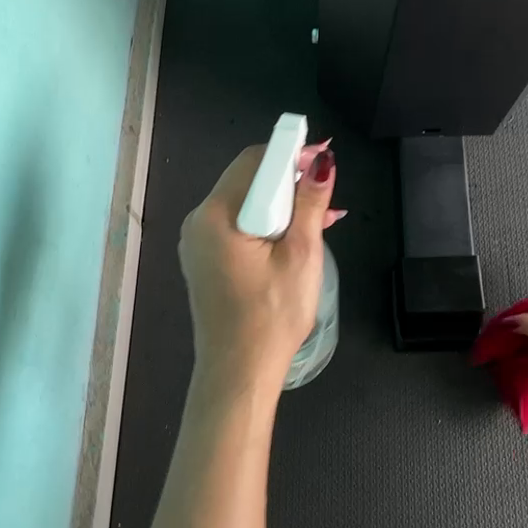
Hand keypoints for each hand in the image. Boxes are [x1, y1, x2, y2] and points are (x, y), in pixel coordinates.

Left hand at [179, 142, 342, 390]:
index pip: (254, 161)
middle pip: (248, 179)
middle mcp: (200, 222)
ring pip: (247, 203)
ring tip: (325, 212)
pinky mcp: (208, 260)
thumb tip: (322, 161)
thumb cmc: (272, 315)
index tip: (323, 154)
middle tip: (327, 185)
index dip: (290, 152)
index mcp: (216, 215)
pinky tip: (301, 232)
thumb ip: (310, 202)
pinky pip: (240, 225)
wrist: (239, 375)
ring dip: (284, 202)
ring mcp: (200, 243)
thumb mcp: (300, 253)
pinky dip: (270, 223)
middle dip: (289, 178)